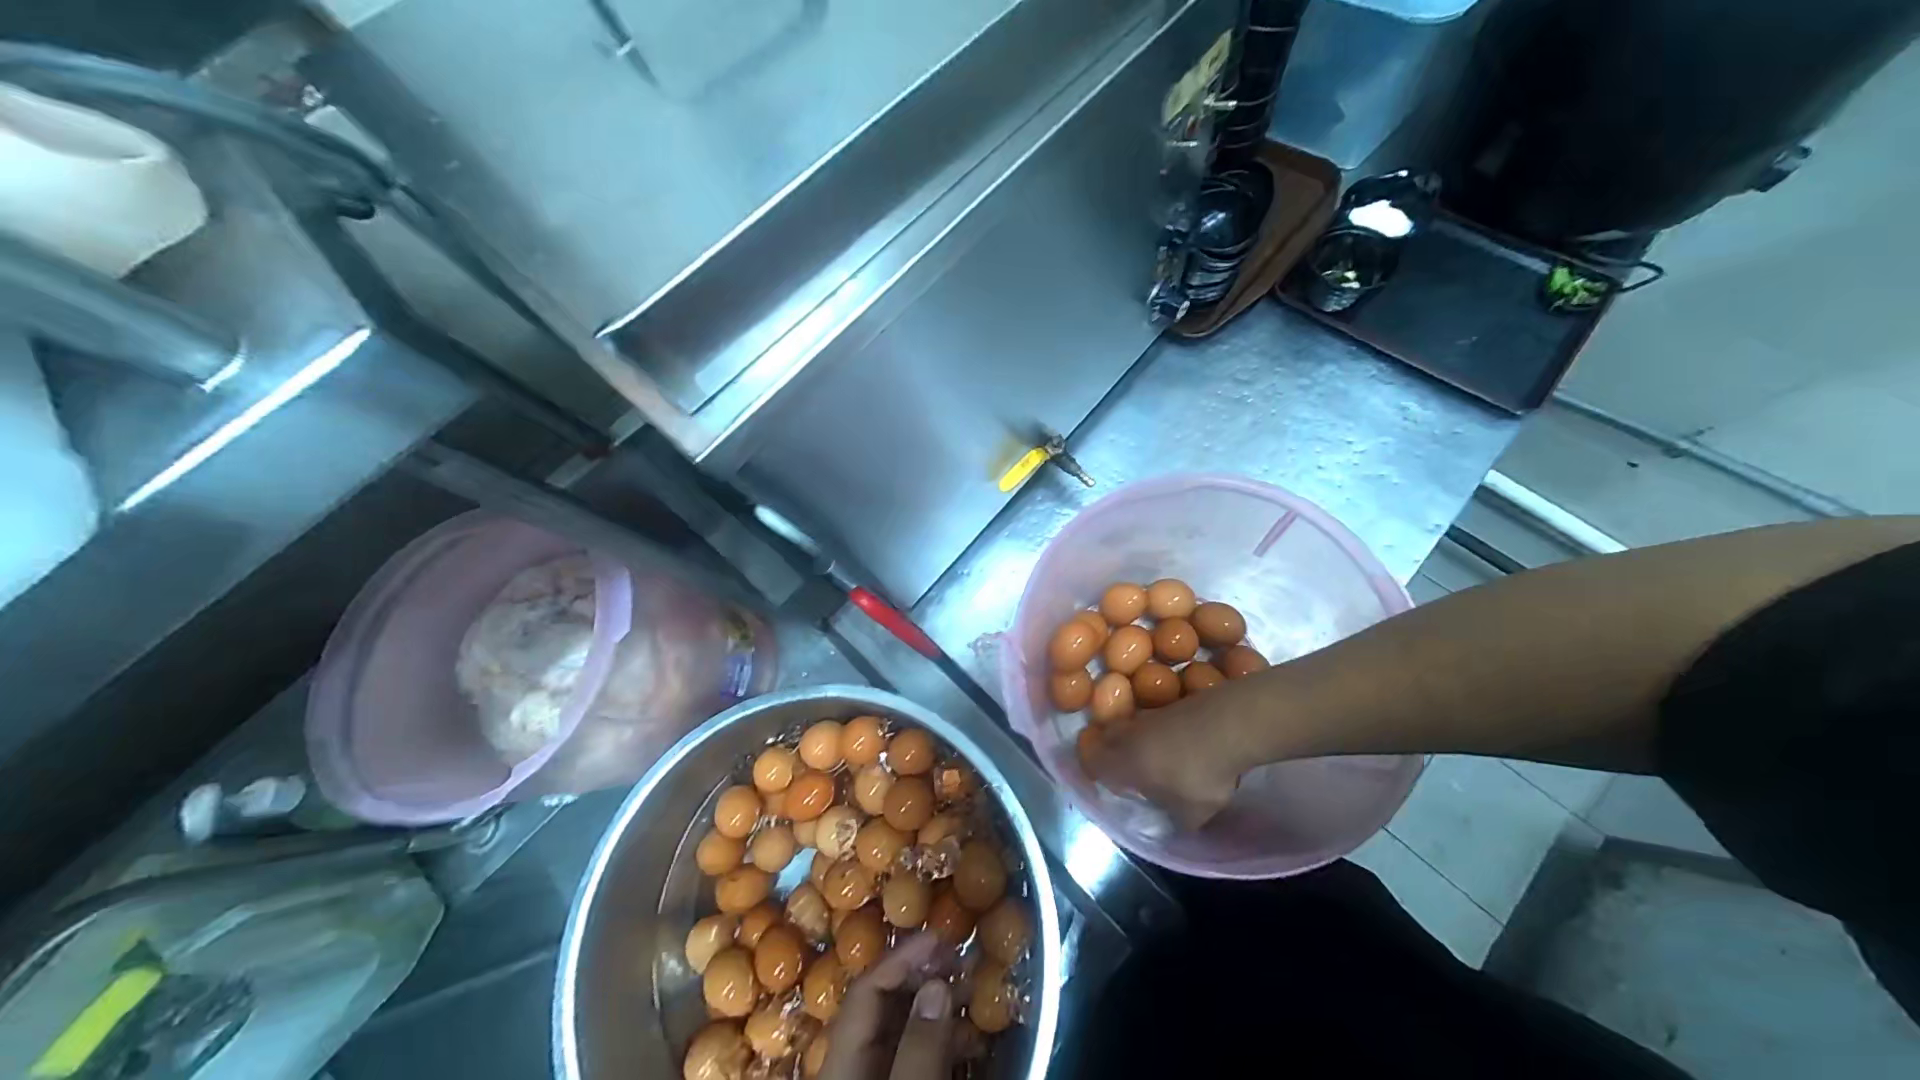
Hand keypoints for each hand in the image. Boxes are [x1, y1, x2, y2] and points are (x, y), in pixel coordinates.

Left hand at [818, 933, 955, 1079]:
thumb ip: (919, 1047)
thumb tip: (938, 984)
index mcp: (840, 1060)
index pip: (866, 989)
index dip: (902, 956)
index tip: (938, 935)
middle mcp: (848, 1062)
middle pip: (882, 1003)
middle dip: (923, 975)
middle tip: (960, 959)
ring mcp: (866, 1077)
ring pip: (898, 1027)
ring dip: (934, 1004)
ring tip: (971, 990)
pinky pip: (907, 1053)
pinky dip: (936, 1038)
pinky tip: (966, 1034)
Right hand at [1082, 691, 1246, 830]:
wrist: (1229, 726)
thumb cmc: (1197, 775)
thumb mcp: (1190, 815)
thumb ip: (1175, 820)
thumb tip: (1174, 821)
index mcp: (1120, 760)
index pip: (1091, 761)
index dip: (1092, 770)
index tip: (1103, 782)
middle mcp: (1128, 733)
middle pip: (1108, 738)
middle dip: (1113, 752)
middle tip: (1128, 770)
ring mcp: (1152, 714)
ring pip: (1135, 727)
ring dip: (1141, 740)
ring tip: (1160, 760)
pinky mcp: (1175, 703)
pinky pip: (1160, 721)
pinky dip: (1165, 733)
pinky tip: (1186, 748)